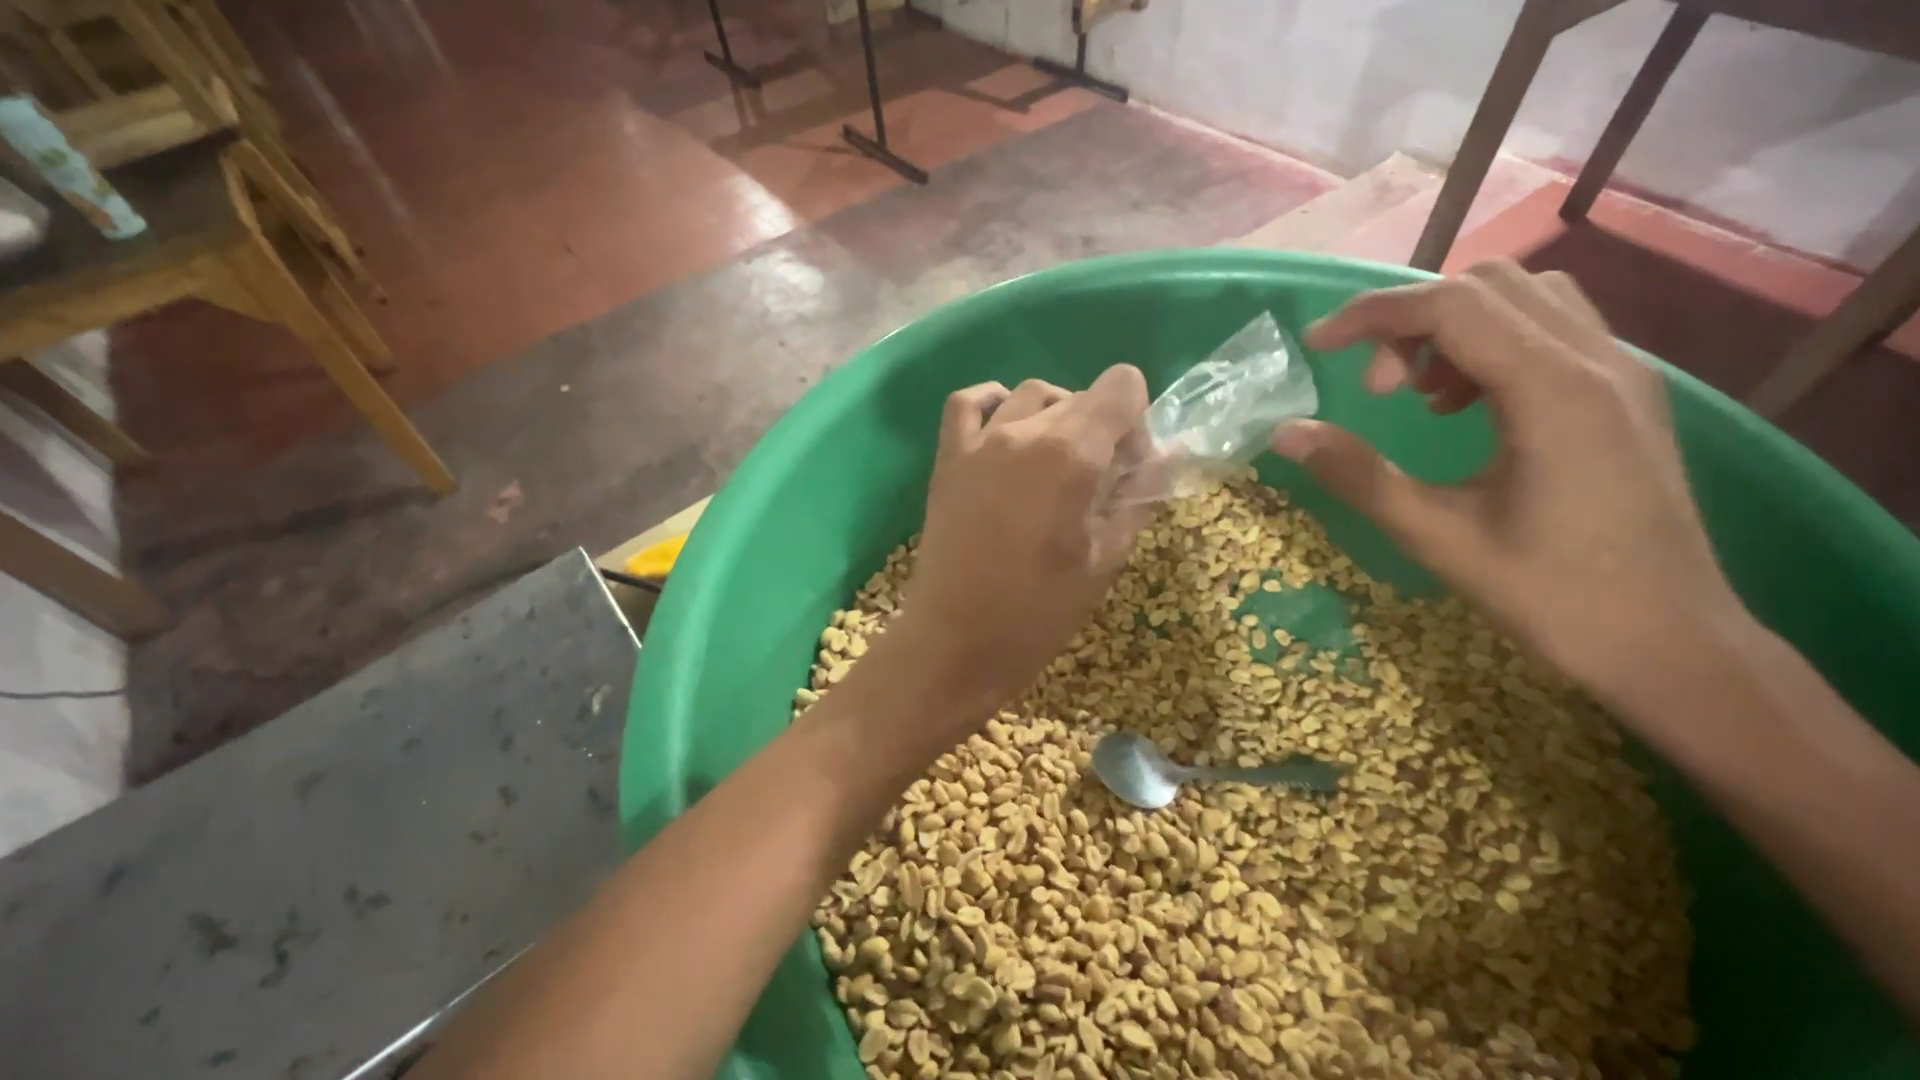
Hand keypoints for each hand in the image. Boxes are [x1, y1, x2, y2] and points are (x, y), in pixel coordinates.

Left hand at [878, 367, 1153, 734]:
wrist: (958, 641)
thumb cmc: (1041, 610)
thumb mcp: (1106, 558)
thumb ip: (1139, 498)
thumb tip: (1169, 458)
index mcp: (1074, 453)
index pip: (1121, 386)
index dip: (1136, 419)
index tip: (1129, 467)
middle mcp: (1027, 431)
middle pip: (1081, 396)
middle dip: (1103, 427)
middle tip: (1100, 483)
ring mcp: (980, 441)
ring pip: (1032, 394)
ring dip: (1056, 416)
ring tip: (1057, 465)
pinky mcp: (948, 458)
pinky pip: (968, 403)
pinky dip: (993, 402)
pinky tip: (1007, 431)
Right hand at [1274, 261, 1744, 720]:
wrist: (1673, 643)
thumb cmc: (1556, 598)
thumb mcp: (1441, 540)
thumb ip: (1360, 477)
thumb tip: (1285, 433)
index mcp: (1552, 390)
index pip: (1449, 306)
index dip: (1372, 315)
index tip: (1318, 347)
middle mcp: (1596, 359)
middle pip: (1486, 285)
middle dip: (1411, 320)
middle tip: (1378, 390)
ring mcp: (1623, 371)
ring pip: (1524, 296)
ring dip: (1454, 327)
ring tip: (1421, 396)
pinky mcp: (1629, 392)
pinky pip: (1553, 327)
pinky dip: (1494, 342)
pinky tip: (1469, 407)